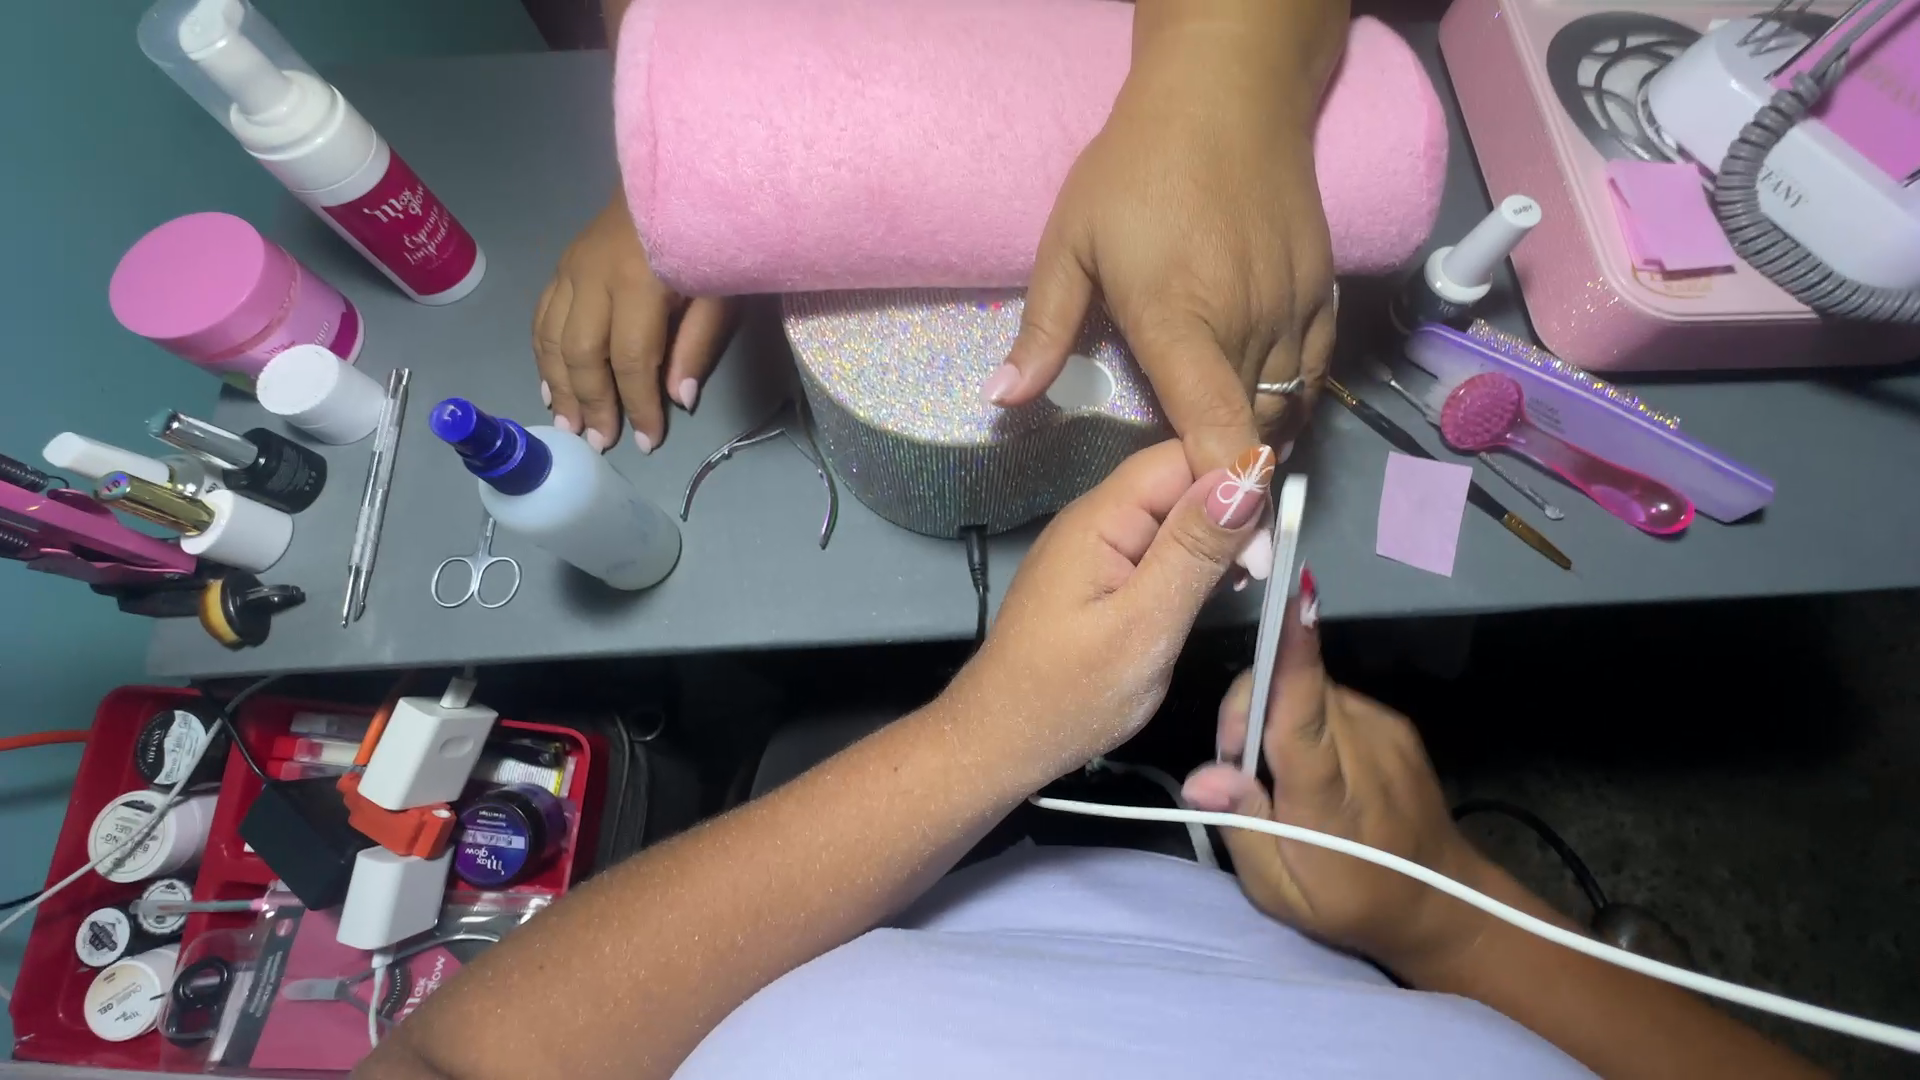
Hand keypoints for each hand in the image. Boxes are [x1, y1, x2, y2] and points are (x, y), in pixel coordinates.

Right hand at [534, 194, 735, 453]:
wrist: (679, 176)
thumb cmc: (712, 237)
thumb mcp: (722, 292)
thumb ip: (697, 345)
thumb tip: (679, 400)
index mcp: (637, 284)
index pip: (632, 360)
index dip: (638, 405)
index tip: (645, 442)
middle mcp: (592, 277)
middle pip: (582, 353)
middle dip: (590, 403)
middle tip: (596, 443)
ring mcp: (570, 267)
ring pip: (552, 337)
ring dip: (558, 385)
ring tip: (567, 424)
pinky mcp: (563, 264)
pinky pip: (543, 316)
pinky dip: (543, 354)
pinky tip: (549, 383)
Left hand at [946, 441, 1275, 784]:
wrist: (1003, 738)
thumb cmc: (1069, 694)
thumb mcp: (1143, 626)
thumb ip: (1193, 551)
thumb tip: (1247, 475)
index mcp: (1099, 517)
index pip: (1180, 455)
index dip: (1233, 481)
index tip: (1265, 539)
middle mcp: (1093, 518)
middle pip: (1176, 481)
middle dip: (1227, 512)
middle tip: (1255, 572)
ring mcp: (1093, 547)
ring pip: (1170, 515)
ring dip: (1211, 540)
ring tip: (1236, 586)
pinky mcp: (1097, 574)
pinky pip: (1153, 546)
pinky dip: (1188, 563)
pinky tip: (1205, 593)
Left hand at [989, 24, 1337, 475]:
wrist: (1227, 92)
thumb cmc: (1134, 172)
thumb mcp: (1068, 246)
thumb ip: (1043, 332)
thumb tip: (1002, 400)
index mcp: (1181, 319)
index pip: (1213, 422)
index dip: (1221, 484)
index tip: (1222, 536)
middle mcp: (1249, 322)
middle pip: (1247, 429)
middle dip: (1224, 472)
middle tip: (1195, 503)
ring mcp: (1294, 307)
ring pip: (1285, 407)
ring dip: (1254, 441)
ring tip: (1221, 462)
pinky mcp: (1324, 291)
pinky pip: (1314, 374)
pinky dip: (1289, 404)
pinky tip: (1259, 412)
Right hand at [1182, 572, 1491, 974]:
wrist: (1446, 905)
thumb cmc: (1351, 902)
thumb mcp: (1279, 890)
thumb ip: (1240, 825)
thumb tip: (1201, 776)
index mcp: (1328, 792)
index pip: (1305, 710)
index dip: (1295, 654)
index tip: (1296, 596)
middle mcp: (1361, 744)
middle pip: (1283, 688)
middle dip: (1243, 716)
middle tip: (1241, 774)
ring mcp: (1382, 726)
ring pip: (1302, 688)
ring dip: (1270, 718)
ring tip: (1277, 775)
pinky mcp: (1390, 720)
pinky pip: (1325, 696)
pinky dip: (1301, 718)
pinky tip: (1308, 763)